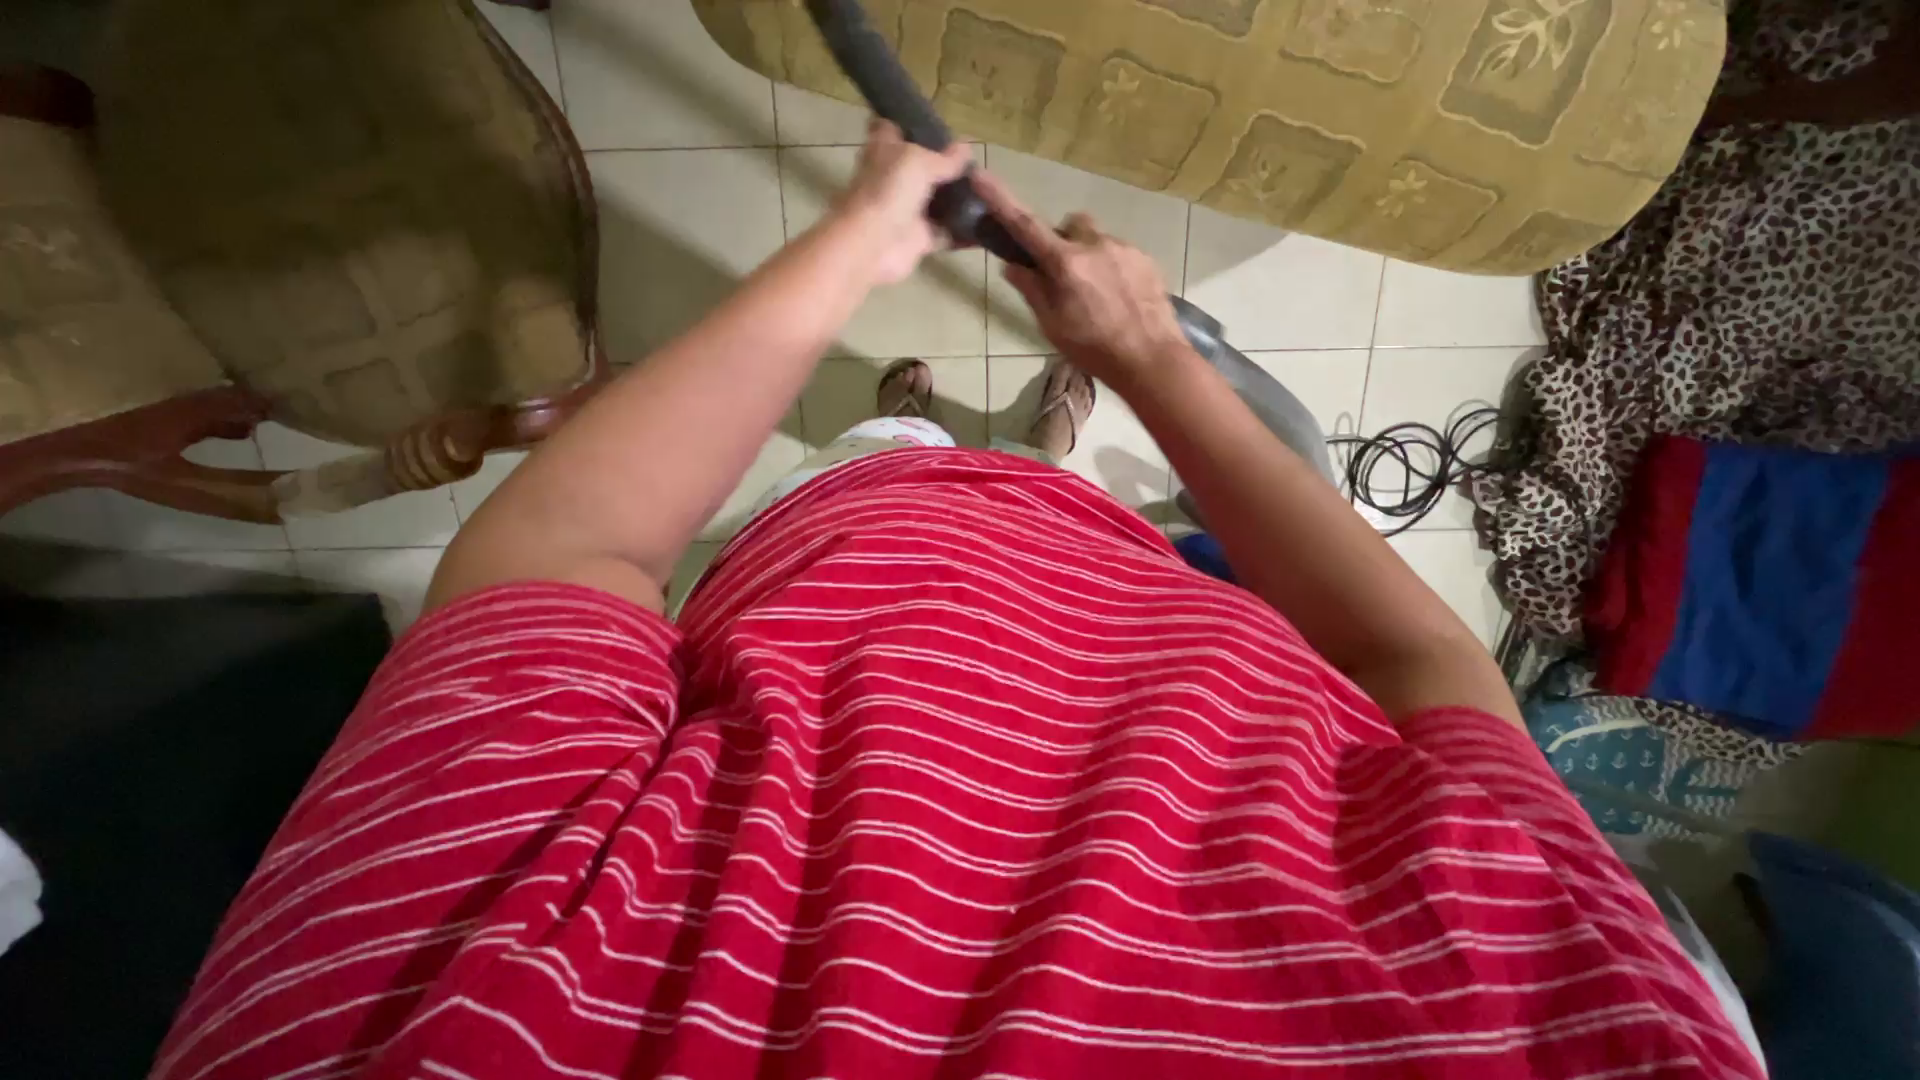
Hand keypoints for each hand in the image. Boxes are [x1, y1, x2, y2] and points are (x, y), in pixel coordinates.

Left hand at [832, 119, 974, 284]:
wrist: (874, 244)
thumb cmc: (888, 190)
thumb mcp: (919, 161)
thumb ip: (945, 158)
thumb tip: (966, 148)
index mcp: (885, 151)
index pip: (892, 129)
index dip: (909, 124)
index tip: (935, 123)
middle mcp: (894, 179)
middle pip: (920, 167)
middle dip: (945, 164)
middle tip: (975, 160)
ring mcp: (907, 210)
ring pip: (936, 201)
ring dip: (959, 198)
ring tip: (988, 188)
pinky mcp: (919, 239)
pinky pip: (948, 233)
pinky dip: (966, 232)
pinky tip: (988, 222)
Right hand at [973, 170, 1192, 384]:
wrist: (1151, 359)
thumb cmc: (1094, 349)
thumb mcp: (1052, 326)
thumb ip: (1032, 290)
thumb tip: (1013, 266)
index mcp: (1065, 263)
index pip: (1025, 225)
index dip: (1001, 200)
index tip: (981, 176)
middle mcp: (1094, 244)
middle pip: (1070, 225)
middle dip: (1063, 241)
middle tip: (1063, 276)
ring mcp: (1124, 248)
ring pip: (1097, 238)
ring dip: (1089, 255)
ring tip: (1096, 293)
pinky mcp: (1146, 258)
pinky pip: (1120, 252)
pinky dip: (1112, 267)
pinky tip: (1118, 297)